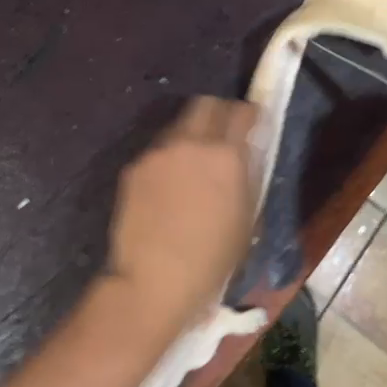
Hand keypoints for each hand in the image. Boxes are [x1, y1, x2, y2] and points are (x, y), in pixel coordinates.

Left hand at [104, 97, 259, 329]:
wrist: (152, 281)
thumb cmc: (212, 261)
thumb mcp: (246, 219)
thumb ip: (247, 177)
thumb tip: (247, 155)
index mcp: (227, 155)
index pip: (242, 112)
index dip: (249, 113)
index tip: (252, 121)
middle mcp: (192, 143)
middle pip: (205, 104)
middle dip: (218, 112)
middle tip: (223, 132)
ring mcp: (158, 152)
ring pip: (178, 126)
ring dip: (191, 135)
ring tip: (193, 162)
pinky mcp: (134, 167)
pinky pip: (157, 152)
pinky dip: (168, 159)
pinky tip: (168, 185)